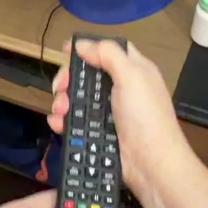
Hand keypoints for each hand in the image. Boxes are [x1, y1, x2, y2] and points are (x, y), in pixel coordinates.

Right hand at [49, 38, 190, 193]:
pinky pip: (75, 121)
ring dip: (63, 100)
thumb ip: (108, 55)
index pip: (109, 50)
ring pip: (77, 97)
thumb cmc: (145, 116)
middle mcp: (120, 88)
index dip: (89, 47)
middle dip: (70, 78)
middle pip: (87, 74)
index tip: (66, 50)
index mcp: (133, 70)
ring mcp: (108, 112)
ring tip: (60, 109)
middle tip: (60, 86)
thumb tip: (82, 44)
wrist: (150, 164)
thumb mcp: (132, 76)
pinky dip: (63, 120)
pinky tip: (57, 122)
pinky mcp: (98, 132)